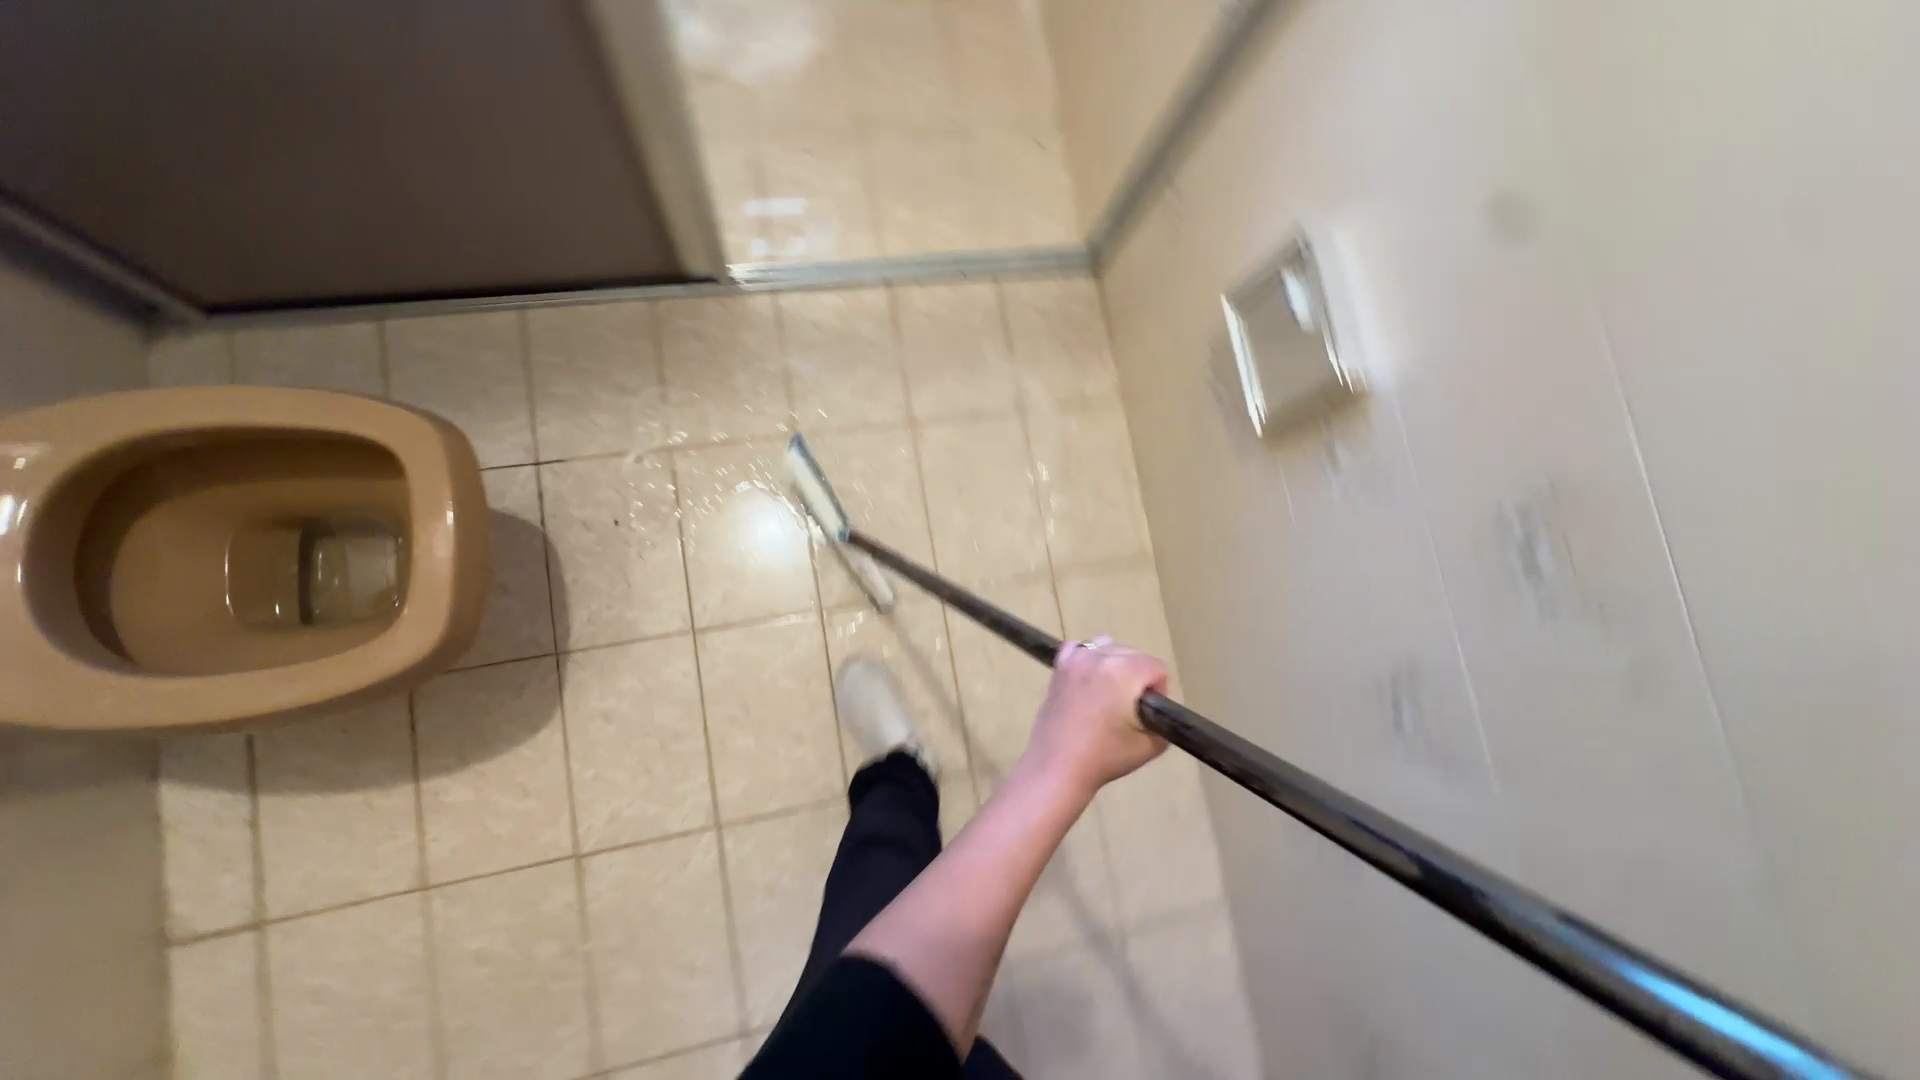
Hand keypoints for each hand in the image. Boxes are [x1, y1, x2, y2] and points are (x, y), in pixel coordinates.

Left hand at [1021, 636, 1168, 798]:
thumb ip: (1164, 720)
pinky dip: (1088, 658)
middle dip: (1139, 677)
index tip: (1149, 712)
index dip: (1160, 690)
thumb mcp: (1151, 745)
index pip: (1157, 667)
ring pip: (1107, 646)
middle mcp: (1100, 657)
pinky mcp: (1058, 668)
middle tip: (1131, 708)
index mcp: (1124, 671)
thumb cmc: (1106, 757)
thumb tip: (1155, 706)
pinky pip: (1078, 648)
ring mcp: (1075, 659)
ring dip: (1116, 664)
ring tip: (1111, 692)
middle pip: (1134, 654)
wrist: (1058, 766)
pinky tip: (1090, 679)